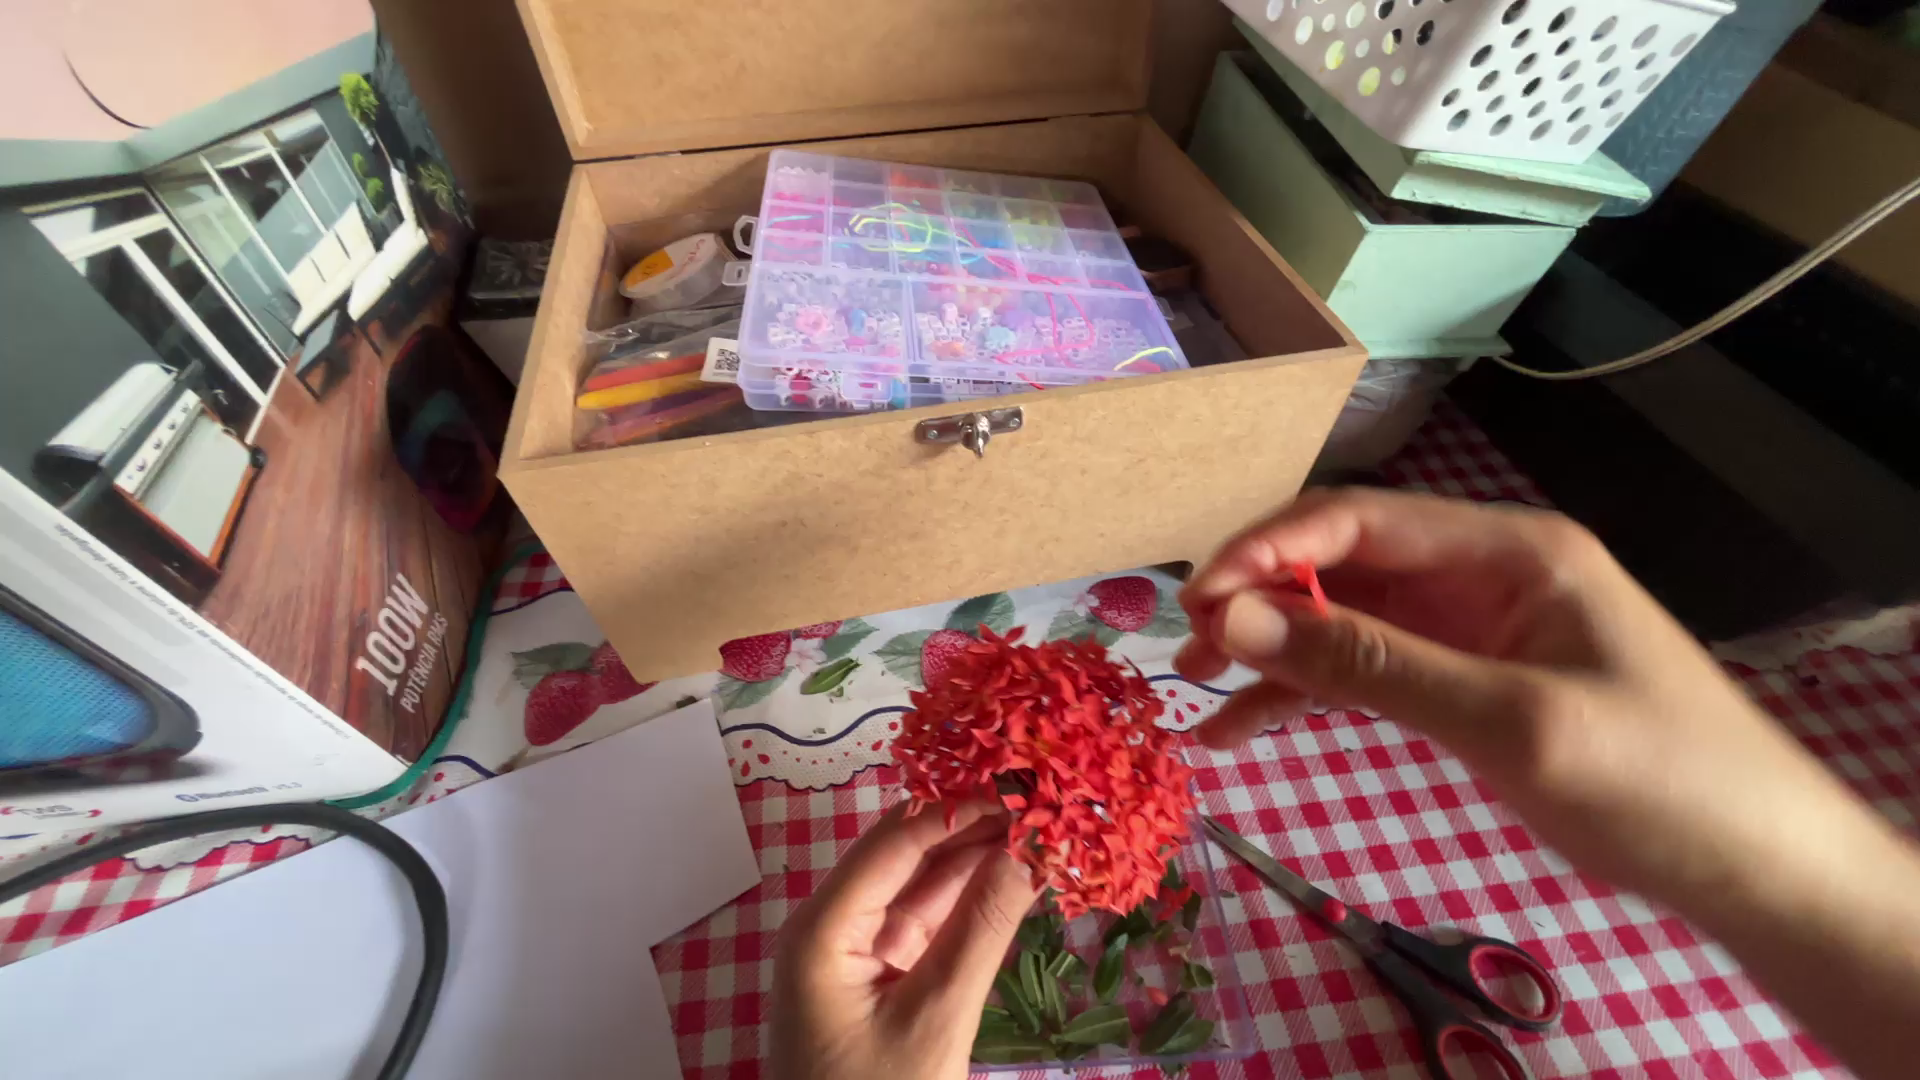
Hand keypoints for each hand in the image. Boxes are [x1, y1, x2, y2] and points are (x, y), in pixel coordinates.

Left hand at [770, 802, 1038, 1079]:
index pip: (898, 839)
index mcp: (824, 925)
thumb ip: (984, 927)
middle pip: (910, 853)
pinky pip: (931, 920)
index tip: (1018, 781)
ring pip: (925, 882)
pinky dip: (973, 899)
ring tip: (1040, 825)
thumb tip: (1033, 847)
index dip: (960, 804)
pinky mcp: (884, 973)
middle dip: (975, 826)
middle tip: (1040, 799)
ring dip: (981, 858)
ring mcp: (860, 947)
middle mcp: (835, 921)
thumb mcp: (937, 1019)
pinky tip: (1016, 873)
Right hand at [1176, 488, 1919, 1077]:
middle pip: (1332, 566)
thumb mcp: (1506, 720)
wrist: (1760, 878)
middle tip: (1189, 648)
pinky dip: (1294, 696)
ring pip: (1330, 620)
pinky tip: (1240, 728)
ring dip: (1264, 650)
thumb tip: (1234, 620)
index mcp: (1498, 550)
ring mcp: (1452, 627)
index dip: (1265, 549)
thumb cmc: (1660, 783)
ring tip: (1197, 687)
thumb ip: (1366, 664)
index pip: (1352, 521)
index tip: (1199, 599)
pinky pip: (1350, 672)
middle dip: (1253, 600)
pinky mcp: (1443, 678)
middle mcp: (1465, 574)